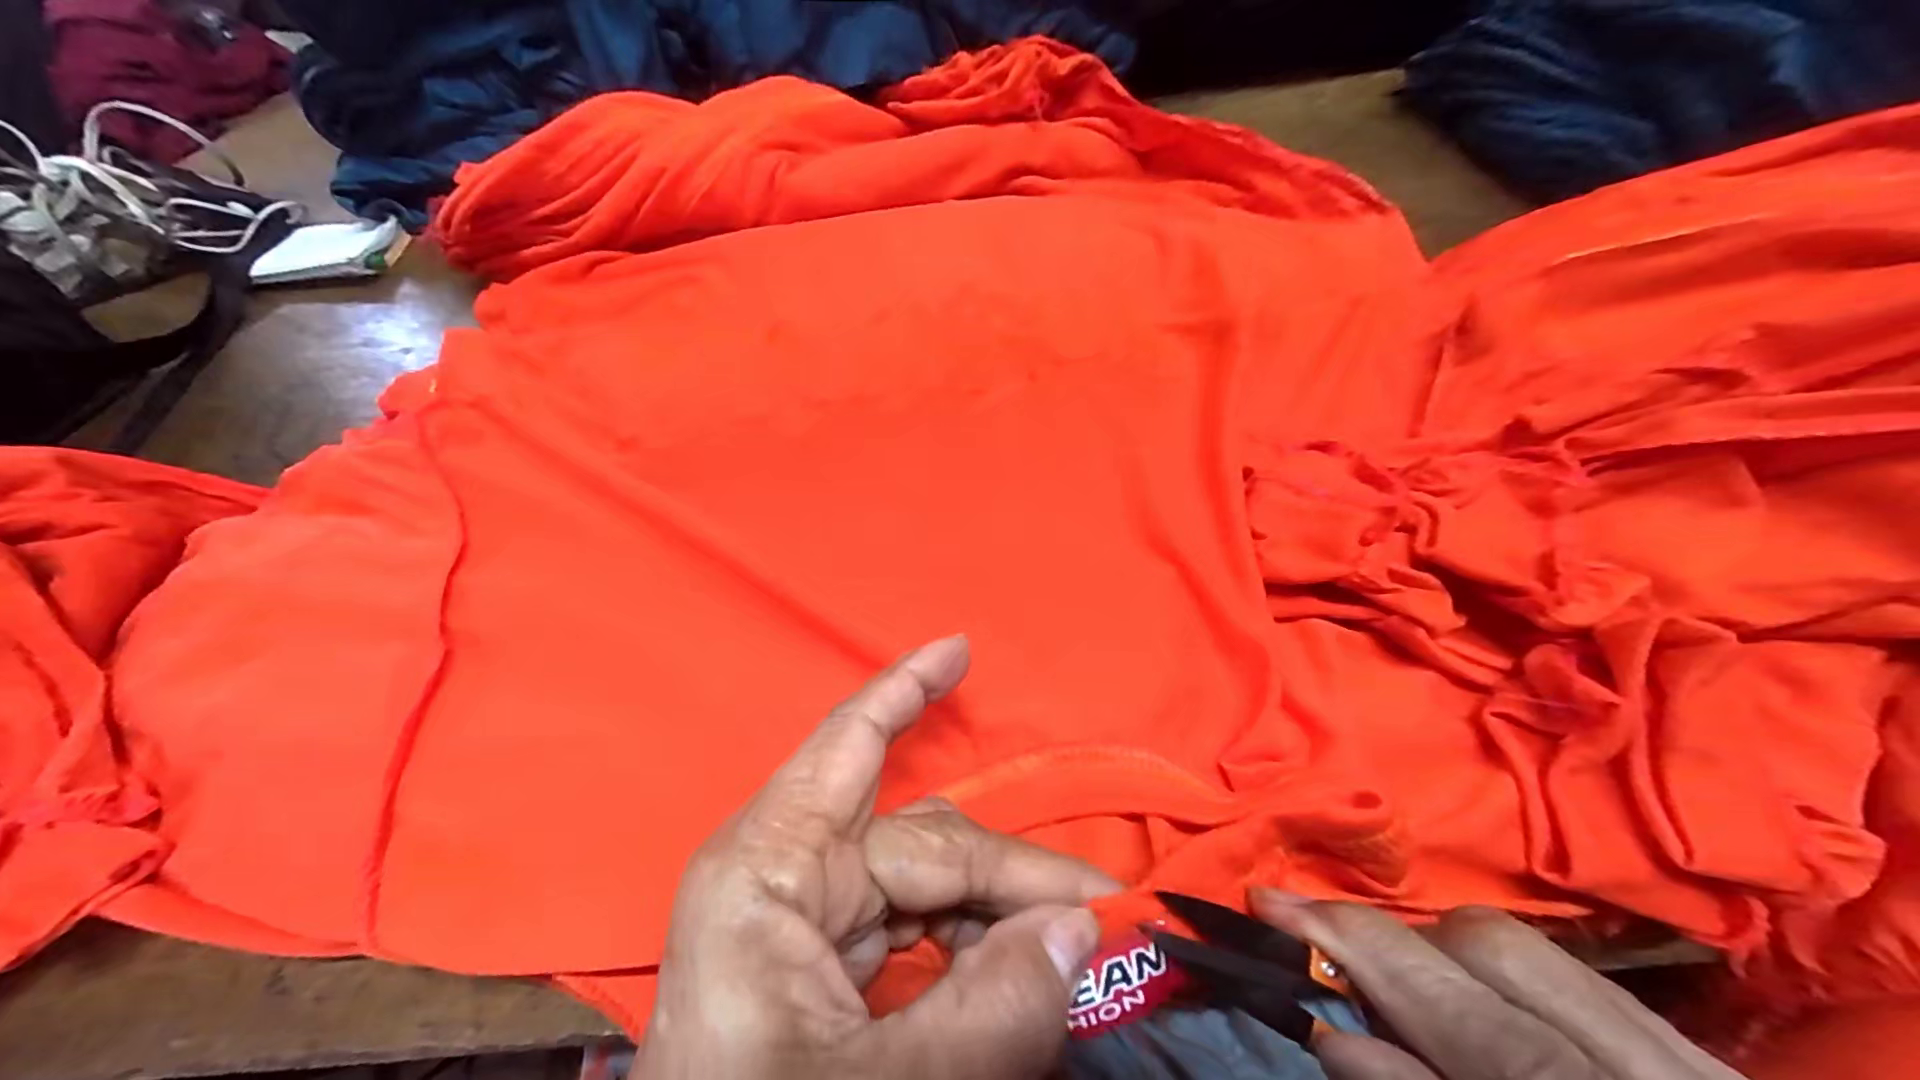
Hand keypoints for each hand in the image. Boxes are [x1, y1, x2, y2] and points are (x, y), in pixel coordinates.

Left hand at [637, 636, 1118, 1079]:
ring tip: (1065, 945)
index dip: (907, 689)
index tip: (959, 648)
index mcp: (770, 871)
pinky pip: (914, 926)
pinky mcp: (822, 961)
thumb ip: (990, 1011)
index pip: (852, 747)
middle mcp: (786, 873)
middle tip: (1101, 909)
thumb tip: (1075, 932)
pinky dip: (967, 942)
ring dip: (996, 910)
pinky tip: (1006, 967)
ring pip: (927, 884)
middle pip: (923, 839)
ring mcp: (804, 917)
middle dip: (1011, 869)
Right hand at [1250, 892, 1745, 1079]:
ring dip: (1436, 955)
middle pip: (1495, 952)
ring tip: (1388, 986)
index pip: (1467, 1015)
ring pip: (1535, 951)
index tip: (1269, 910)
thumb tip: (1339, 1037)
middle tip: (1315, 953)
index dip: (1356, 951)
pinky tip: (1465, 1007)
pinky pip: (1579, 982)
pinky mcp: (1709, 1073)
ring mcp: (1699, 1074)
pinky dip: (1496, 980)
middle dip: (1387, 943)